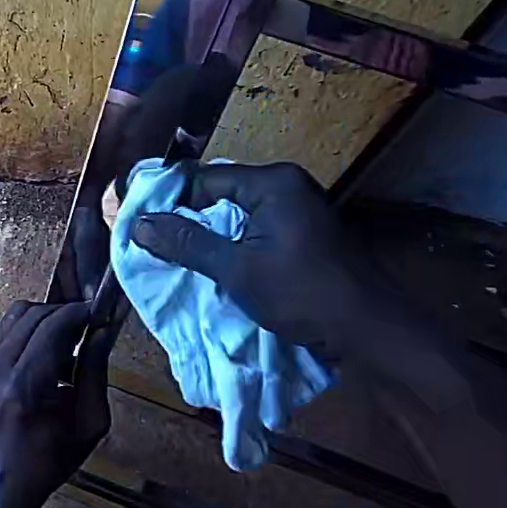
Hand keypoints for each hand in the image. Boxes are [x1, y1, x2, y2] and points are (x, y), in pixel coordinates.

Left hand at [0, 300, 117, 503]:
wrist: (2, 480)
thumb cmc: (50, 457)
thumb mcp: (90, 420)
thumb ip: (96, 370)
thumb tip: (103, 331)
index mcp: (27, 383)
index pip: (52, 325)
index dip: (78, 311)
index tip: (98, 311)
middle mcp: (1, 368)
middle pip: (34, 314)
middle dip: (65, 311)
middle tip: (88, 323)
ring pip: (18, 314)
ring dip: (47, 316)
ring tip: (70, 335)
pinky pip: (8, 328)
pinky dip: (32, 327)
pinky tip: (49, 347)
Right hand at [127, 162, 402, 365]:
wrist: (367, 328)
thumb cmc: (302, 294)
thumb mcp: (237, 269)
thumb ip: (187, 243)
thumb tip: (139, 224)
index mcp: (272, 182)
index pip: (206, 180)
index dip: (173, 202)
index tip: (143, 227)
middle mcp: (287, 185)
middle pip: (221, 194)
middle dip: (191, 220)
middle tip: (157, 245)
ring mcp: (298, 208)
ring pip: (237, 214)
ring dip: (212, 236)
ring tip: (180, 258)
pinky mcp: (303, 231)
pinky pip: (256, 228)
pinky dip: (235, 245)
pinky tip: (217, 265)